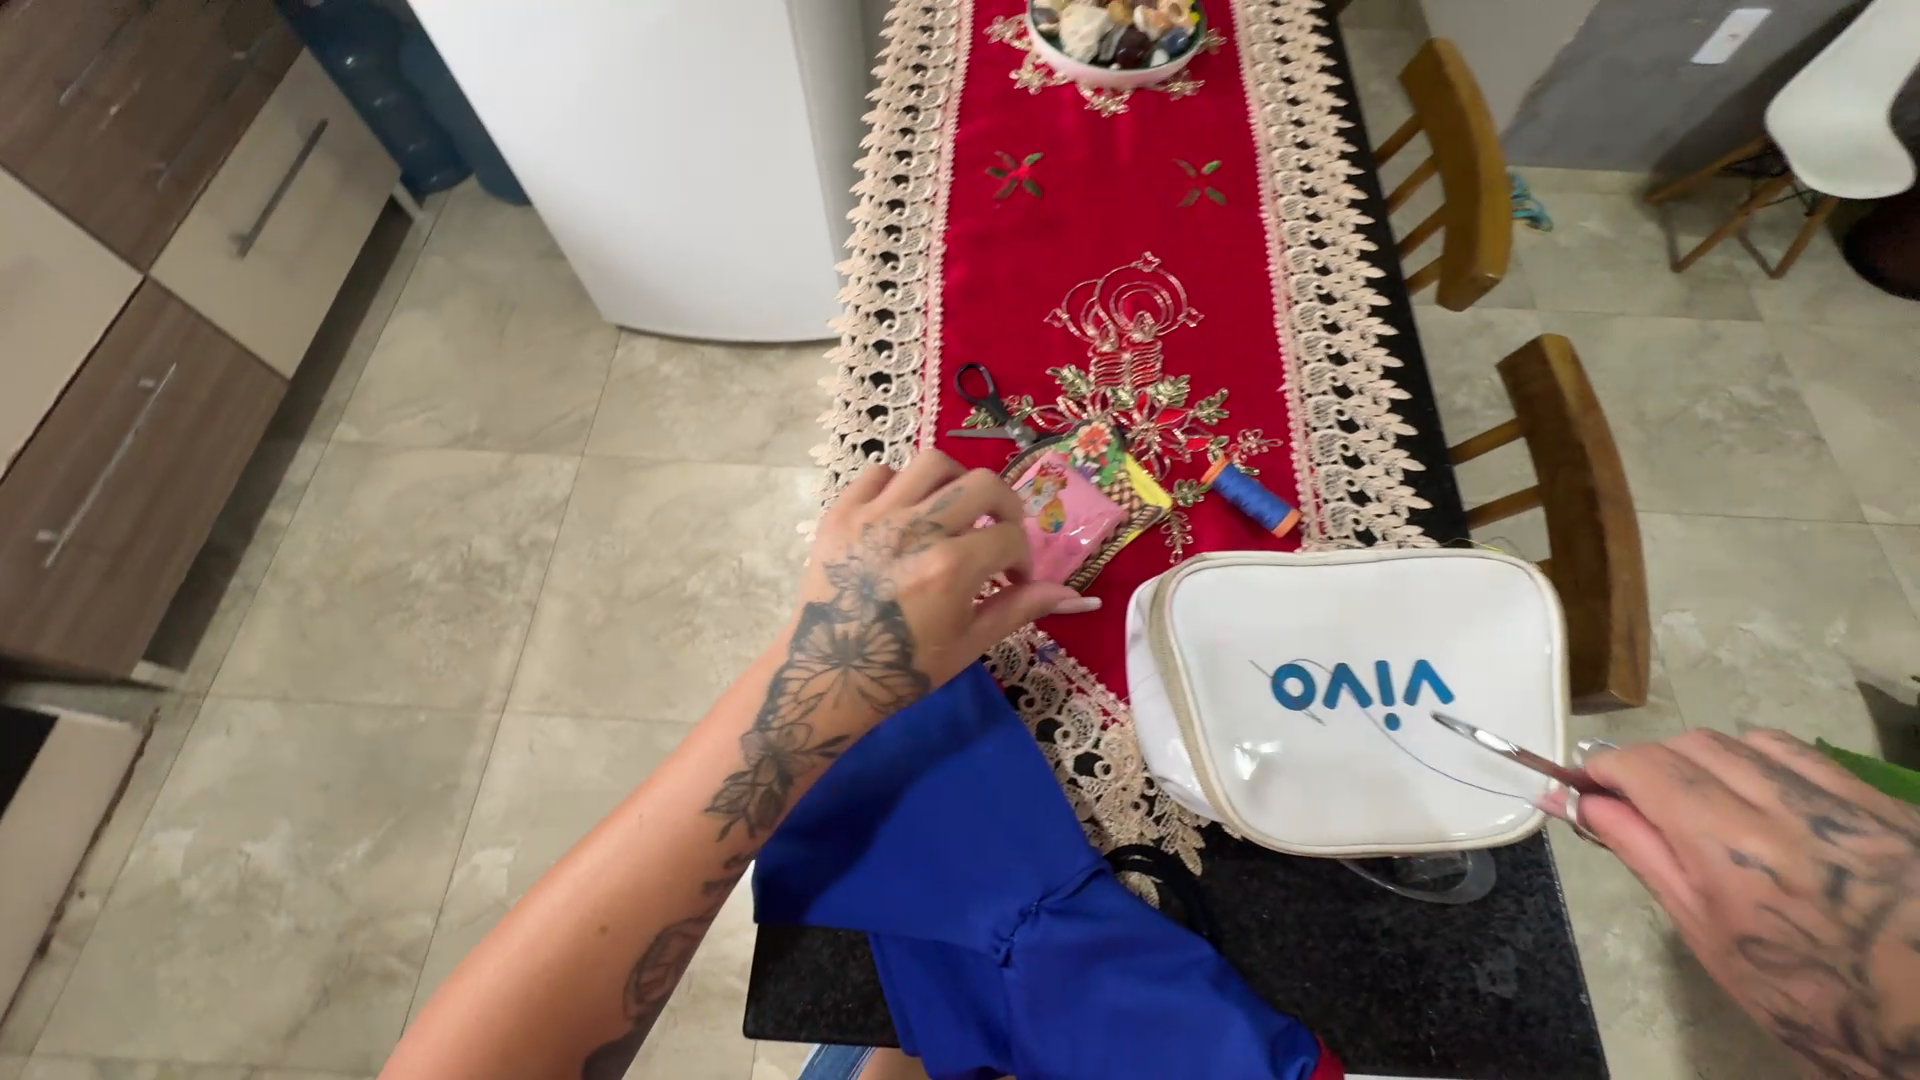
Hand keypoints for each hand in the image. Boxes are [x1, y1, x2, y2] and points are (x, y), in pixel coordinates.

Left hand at [792, 452, 1091, 725]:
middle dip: (1004, 507)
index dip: (1024, 558)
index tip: (1014, 578)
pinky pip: (879, 472)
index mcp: (950, 567)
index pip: (1010, 536)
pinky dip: (901, 484)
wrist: (828, 677)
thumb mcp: (969, 643)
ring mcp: (873, 517)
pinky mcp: (841, 514)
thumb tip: (1076, 596)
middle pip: (982, 483)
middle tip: (998, 533)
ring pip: (931, 463)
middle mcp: (915, 530)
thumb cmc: (904, 668)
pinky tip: (907, 513)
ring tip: (955, 511)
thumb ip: (1020, 608)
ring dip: (956, 482)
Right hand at [1546, 729, 1919, 1079]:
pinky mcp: (1897, 815)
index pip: (1645, 767)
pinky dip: (1770, 767)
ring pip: (1753, 741)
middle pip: (1695, 743)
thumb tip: (1575, 801)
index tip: (1587, 788)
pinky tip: (1770, 805)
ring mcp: (1857, 810)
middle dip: (1652, 762)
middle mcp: (1795, 813)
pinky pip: (1814, 761)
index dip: (1603, 768)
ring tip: (1708, 800)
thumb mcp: (1707, 933)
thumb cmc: (1808, 1001)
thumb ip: (1641, 851)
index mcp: (1737, 851)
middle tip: (1641, 801)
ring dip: (1711, 759)